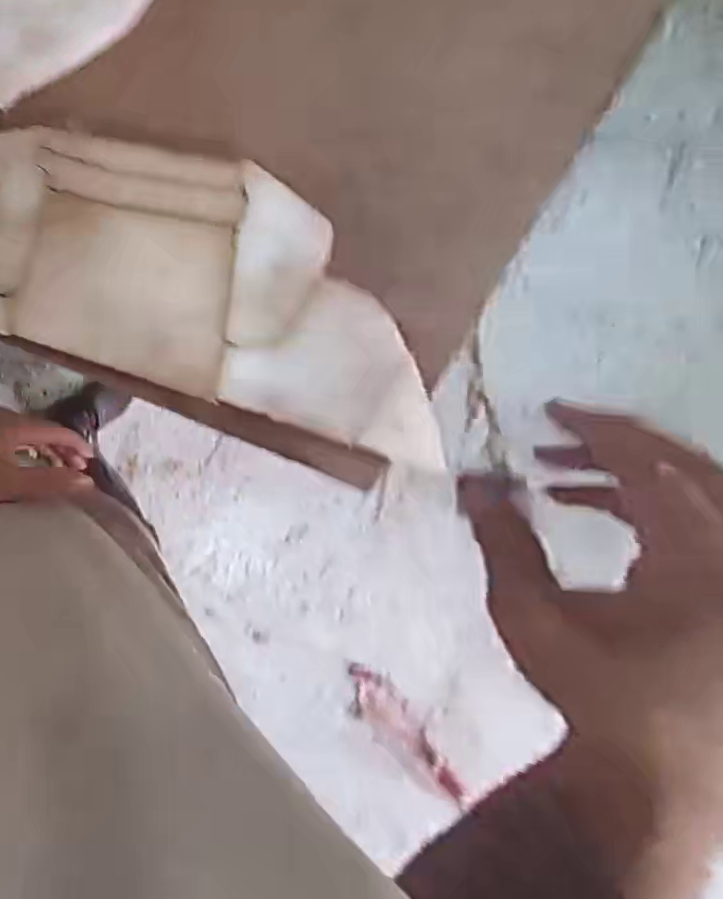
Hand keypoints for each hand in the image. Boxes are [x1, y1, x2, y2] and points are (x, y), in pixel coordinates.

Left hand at [0, 407, 93, 515]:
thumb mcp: (8, 484)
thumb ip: (48, 482)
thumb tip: (87, 481)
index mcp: (11, 424)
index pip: (55, 429)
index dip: (77, 445)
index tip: (93, 463)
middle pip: (40, 429)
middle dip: (62, 447)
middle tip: (78, 469)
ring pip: (23, 432)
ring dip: (43, 448)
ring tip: (55, 468)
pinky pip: (8, 436)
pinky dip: (24, 448)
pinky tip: (22, 463)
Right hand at [460, 402, 722, 832]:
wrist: (664, 762)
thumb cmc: (593, 683)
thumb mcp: (529, 609)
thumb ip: (503, 538)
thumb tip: (475, 482)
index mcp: (702, 562)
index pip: (656, 471)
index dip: (602, 434)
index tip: (549, 411)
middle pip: (700, 474)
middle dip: (623, 446)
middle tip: (555, 433)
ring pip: (706, 499)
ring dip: (633, 477)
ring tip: (558, 476)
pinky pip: (706, 528)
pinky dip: (653, 508)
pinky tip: (597, 512)